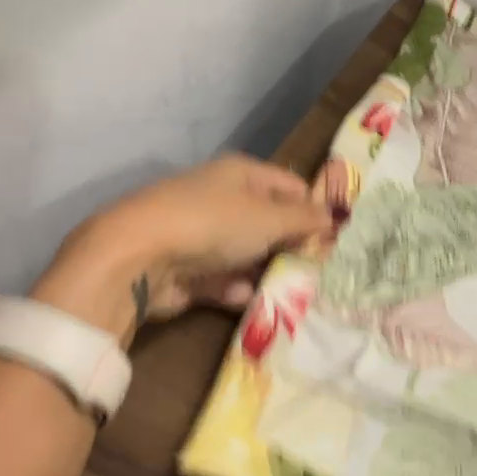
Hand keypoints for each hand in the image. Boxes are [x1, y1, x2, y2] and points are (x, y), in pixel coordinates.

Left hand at [29, 155, 330, 339]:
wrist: (140, 257)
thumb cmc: (212, 224)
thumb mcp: (269, 218)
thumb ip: (305, 220)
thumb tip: (333, 218)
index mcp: (241, 175)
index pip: (291, 187)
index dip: (315, 210)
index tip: (336, 239)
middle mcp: (223, 201)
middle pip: (271, 224)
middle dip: (294, 248)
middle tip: (319, 271)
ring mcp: (204, 237)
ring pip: (250, 256)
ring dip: (269, 275)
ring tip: (295, 294)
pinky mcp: (191, 271)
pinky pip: (226, 282)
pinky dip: (239, 291)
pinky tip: (250, 300)